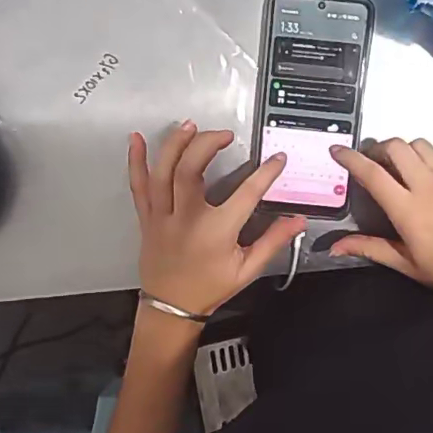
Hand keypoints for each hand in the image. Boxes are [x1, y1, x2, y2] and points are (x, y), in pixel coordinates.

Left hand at [127, 122, 306, 316]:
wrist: (171, 306)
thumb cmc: (208, 289)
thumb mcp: (247, 269)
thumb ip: (273, 241)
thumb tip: (297, 222)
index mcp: (216, 232)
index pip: (246, 193)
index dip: (265, 173)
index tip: (277, 160)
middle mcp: (187, 219)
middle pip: (192, 169)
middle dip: (208, 144)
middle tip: (225, 135)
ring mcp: (163, 216)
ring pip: (163, 171)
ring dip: (175, 144)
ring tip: (190, 126)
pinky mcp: (148, 217)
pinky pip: (138, 185)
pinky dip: (135, 160)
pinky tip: (136, 139)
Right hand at [329, 138, 432, 303]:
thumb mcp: (410, 266)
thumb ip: (372, 249)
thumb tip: (338, 247)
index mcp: (409, 210)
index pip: (373, 173)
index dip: (350, 158)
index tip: (337, 151)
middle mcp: (428, 186)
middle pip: (396, 146)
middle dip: (377, 148)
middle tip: (369, 162)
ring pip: (419, 144)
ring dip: (401, 148)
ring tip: (394, 165)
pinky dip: (422, 157)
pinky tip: (421, 178)